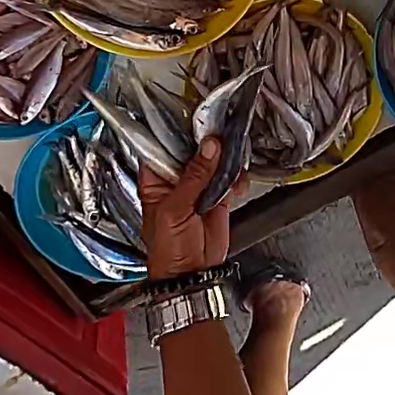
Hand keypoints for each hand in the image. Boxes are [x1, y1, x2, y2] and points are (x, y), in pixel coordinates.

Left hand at [139, 137, 241, 278]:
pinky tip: (239, 178)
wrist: (192, 275)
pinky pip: (228, 180)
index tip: (194, 119)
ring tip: (234, 152)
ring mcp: (197, 188)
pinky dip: (236, 177)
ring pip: (212, 163)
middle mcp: (176, 179)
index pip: (163, 147)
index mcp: (155, 179)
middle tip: (220, 132)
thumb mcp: (175, 209)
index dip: (177, 132)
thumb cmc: (168, 248)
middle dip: (206, 142)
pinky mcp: (217, 198)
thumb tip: (209, 148)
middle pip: (191, 151)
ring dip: (225, 158)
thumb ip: (194, 178)